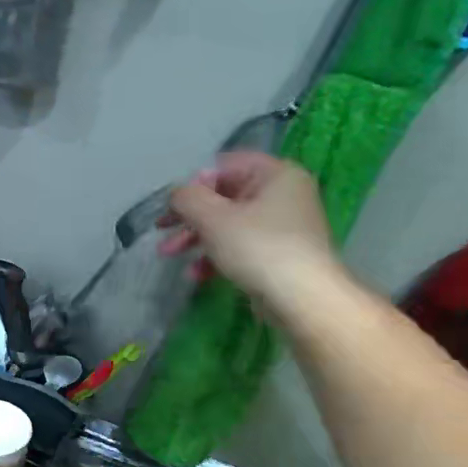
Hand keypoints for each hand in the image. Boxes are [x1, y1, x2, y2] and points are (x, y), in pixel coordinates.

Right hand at [159, 151, 342, 318]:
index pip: (224, 166)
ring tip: (171, 256)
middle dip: (190, 218)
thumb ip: (188, 199)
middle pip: (226, 198)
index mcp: (275, 173)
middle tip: (162, 234)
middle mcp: (284, 194)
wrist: (304, 300)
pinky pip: (243, 248)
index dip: (193, 185)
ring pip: (231, 226)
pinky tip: (197, 275)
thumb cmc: (260, 249)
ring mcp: (284, 227)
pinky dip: (218, 257)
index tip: (170, 208)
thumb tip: (177, 194)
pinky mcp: (281, 257)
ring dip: (198, 240)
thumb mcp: (215, 219)